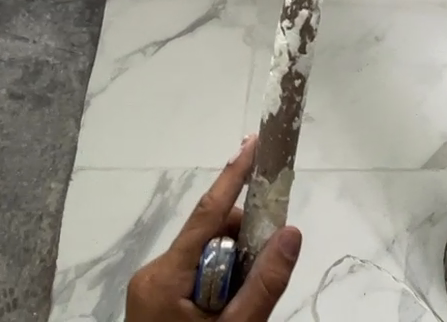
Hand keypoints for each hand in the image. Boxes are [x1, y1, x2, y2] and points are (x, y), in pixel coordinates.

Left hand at [126, 136, 302, 321]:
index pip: (209, 213)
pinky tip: (229, 315)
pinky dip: (223, 286)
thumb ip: (264, 284)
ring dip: (235, 273)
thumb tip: (292, 231)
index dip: (235, 175)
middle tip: (263, 282)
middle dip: (245, 247)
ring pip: (210, 258)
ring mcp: (154, 289)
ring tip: (241, 314)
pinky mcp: (158, 302)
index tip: (254, 142)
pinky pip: (200, 276)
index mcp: (164, 278)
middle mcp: (155, 274)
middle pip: (214, 237)